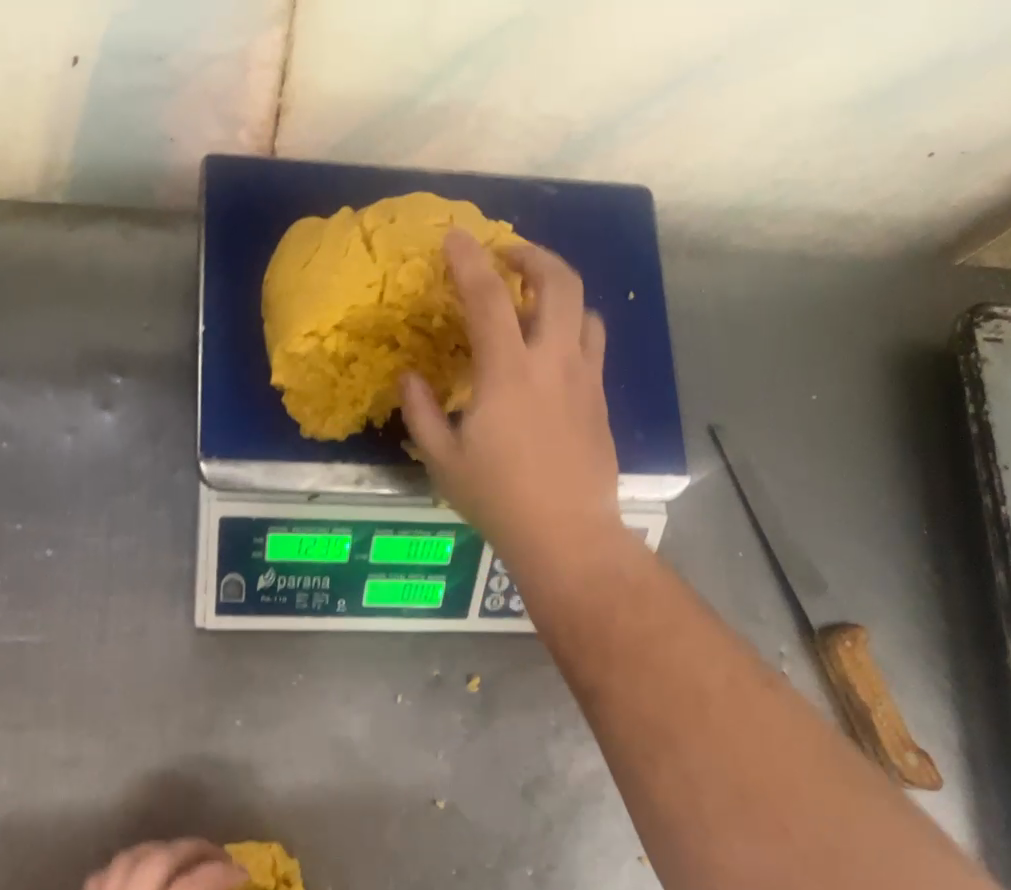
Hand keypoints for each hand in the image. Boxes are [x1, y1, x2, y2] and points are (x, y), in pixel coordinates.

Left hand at [28, 840, 261, 889]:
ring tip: (190, 863)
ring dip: (163, 850)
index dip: (222, 874)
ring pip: (126, 860)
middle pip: (156, 862)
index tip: (247, 878)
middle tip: (224, 862)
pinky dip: (130, 864)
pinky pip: (102, 877)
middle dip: (196, 850)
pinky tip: (149, 877)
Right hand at [401, 230, 627, 570]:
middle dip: (533, 255)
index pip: (488, 297)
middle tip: (508, 256)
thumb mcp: (442, 460)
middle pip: (559, 281)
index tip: (454, 235)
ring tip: (534, 299)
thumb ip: (422, 412)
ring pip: (585, 309)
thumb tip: (409, 377)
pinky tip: (551, 349)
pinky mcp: (600, 399)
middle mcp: (552, 361)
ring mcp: (584, 378)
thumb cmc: (497, 499)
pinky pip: (592, 344)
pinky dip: (572, 327)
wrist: (566, 533)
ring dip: (559, 290)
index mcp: (507, 372)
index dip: (468, 259)